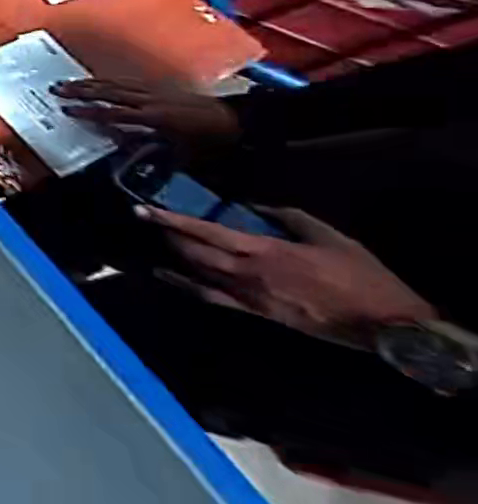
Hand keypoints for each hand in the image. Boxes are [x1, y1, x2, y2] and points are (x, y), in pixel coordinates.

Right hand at [51, 78, 241, 145]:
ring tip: (67, 82)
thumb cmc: (211, 143)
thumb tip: (120, 146)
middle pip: (110, 92)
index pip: (115, 114)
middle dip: (81, 90)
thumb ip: (150, 150)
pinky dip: (108, 80)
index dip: (90, 112)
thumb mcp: (183, 153)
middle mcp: (151, 100)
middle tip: (56, 88)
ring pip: (116, 84)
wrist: (240, 124)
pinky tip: (97, 81)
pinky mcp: (160, 87)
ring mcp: (155, 91)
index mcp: (156, 118)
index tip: (67, 110)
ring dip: (90, 83)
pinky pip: (128, 81)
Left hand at [141, 205, 437, 346]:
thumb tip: (257, 206)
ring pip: (196, 271)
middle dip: (167, 235)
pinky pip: (210, 296)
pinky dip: (183, 284)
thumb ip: (288, 217)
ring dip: (174, 254)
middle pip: (191, 250)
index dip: (169, 219)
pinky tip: (164, 274)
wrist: (392, 326)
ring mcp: (248, 294)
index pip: (202, 231)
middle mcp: (246, 271)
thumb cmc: (362, 278)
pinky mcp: (256, 312)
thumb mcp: (329, 237)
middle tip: (148, 221)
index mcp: (262, 250)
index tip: (141, 209)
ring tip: (157, 239)